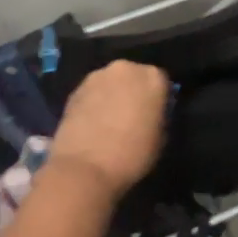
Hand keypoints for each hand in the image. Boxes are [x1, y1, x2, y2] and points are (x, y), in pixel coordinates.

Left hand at [46, 61, 168, 202]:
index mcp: (152, 77)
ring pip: (111, 82)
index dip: (158, 99)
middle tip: (132, 115)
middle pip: (134, 76)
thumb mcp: (161, 138)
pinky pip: (92, 92)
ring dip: (113, 94)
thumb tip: (151, 112)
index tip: (155, 114)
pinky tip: (93, 123)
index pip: (162, 81)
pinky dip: (94, 102)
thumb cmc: (132, 155)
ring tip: (110, 120)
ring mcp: (97, 76)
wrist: (84, 168)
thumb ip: (158, 116)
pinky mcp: (75, 89)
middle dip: (134, 91)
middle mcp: (125, 68)